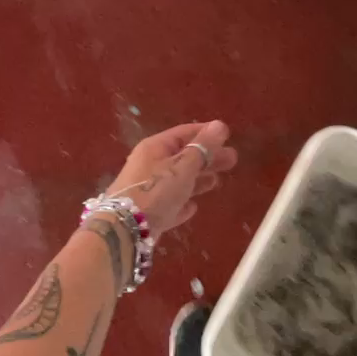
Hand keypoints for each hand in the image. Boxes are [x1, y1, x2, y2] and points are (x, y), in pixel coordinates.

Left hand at [104, 120, 236, 233]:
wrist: (124, 230)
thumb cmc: (156, 191)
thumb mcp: (183, 166)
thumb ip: (202, 148)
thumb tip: (219, 125)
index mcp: (156, 148)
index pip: (184, 133)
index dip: (206, 133)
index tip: (226, 135)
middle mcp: (149, 165)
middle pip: (183, 157)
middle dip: (207, 158)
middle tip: (232, 160)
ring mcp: (146, 189)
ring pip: (177, 180)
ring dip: (197, 180)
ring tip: (216, 182)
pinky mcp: (146, 213)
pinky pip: (168, 203)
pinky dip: (182, 203)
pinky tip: (193, 208)